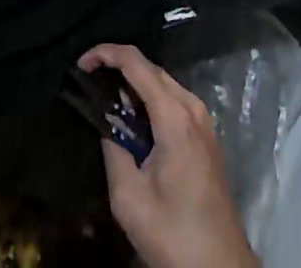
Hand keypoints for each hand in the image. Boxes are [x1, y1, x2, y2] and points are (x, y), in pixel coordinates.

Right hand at [80, 44, 259, 267]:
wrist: (220, 264)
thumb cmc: (173, 233)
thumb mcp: (129, 198)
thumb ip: (114, 151)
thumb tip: (107, 125)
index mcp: (175, 116)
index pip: (138, 65)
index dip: (107, 54)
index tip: (81, 63)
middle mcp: (192, 107)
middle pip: (152, 69)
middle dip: (118, 66)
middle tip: (88, 80)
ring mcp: (203, 120)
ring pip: (163, 84)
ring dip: (134, 84)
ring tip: (104, 98)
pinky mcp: (205, 135)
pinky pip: (174, 102)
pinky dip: (149, 100)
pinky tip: (131, 118)